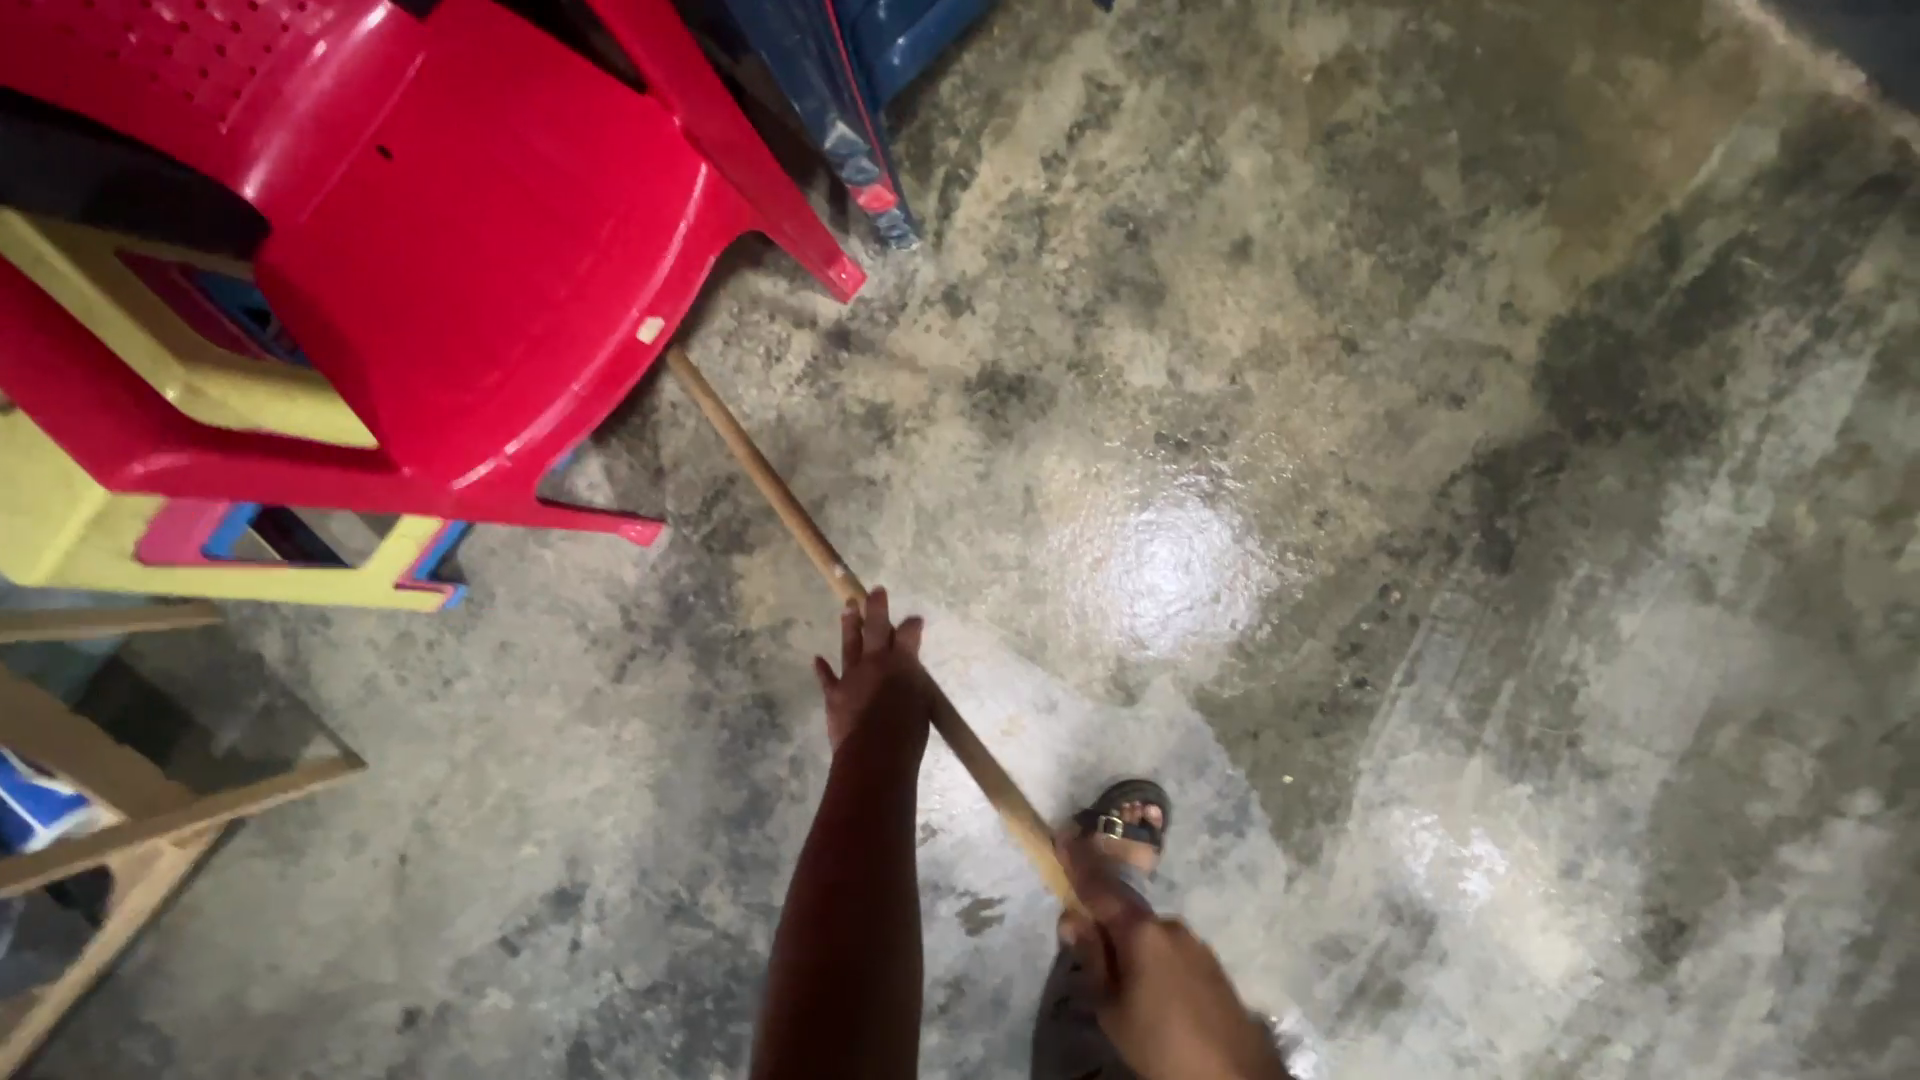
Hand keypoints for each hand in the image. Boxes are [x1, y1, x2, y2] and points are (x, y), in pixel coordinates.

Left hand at [812, 587, 931, 755]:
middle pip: (876, 627)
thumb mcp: (922, 704)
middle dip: (876, 607)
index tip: (914, 619)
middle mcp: (876, 662)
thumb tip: (909, 676)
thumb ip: (914, 684)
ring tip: (848, 608)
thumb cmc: (907, 733)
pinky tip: (817, 658)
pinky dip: (822, 668)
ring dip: (850, 626)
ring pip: (850, 645)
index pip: (909, 635)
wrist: (873, 754)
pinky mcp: (834, 694)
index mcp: (902, 663)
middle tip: (875, 591)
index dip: (912, 625)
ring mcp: (852, 676)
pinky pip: (827, 678)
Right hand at [1057, 844, 1288, 1079]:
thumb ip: (1092, 958)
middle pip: (1126, 915)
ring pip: (1150, 937)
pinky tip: (1157, 998)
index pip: (1100, 888)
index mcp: (1140, 931)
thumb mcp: (1112, 1009)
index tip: (1063, 833)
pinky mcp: (1213, 967)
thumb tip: (1072, 917)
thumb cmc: (1161, 1045)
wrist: (1236, 1078)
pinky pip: (1171, 953)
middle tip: (1092, 956)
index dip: (1078, 862)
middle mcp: (1170, 925)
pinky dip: (1156, 964)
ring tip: (1127, 991)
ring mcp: (1197, 944)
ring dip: (1133, 950)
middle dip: (1107, 926)